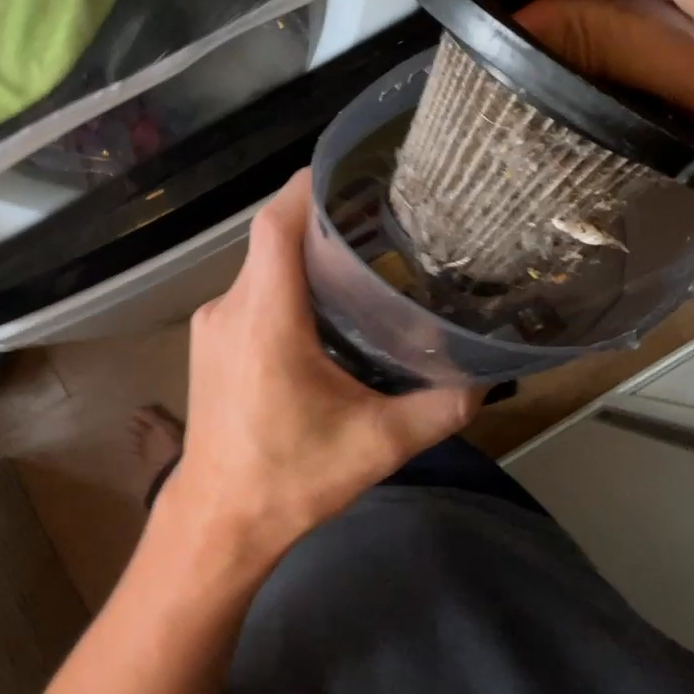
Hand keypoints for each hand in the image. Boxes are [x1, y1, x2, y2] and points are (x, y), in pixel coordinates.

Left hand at [161, 170, 475, 558]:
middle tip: (376, 219)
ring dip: (303, 257)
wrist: (218, 523)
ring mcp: (213, 326)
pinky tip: (322, 308)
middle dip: (319, 222)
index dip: (308, 188)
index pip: (277, 226)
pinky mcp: (209, 344)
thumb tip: (485, 381)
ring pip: (260, 267)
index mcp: (266, 319)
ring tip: (359, 259)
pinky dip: (284, 285)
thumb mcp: (376, 445)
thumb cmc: (290, 480)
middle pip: (272, 240)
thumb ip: (436, 409)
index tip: (349, 170)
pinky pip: (250, 292)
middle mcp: (231, 309)